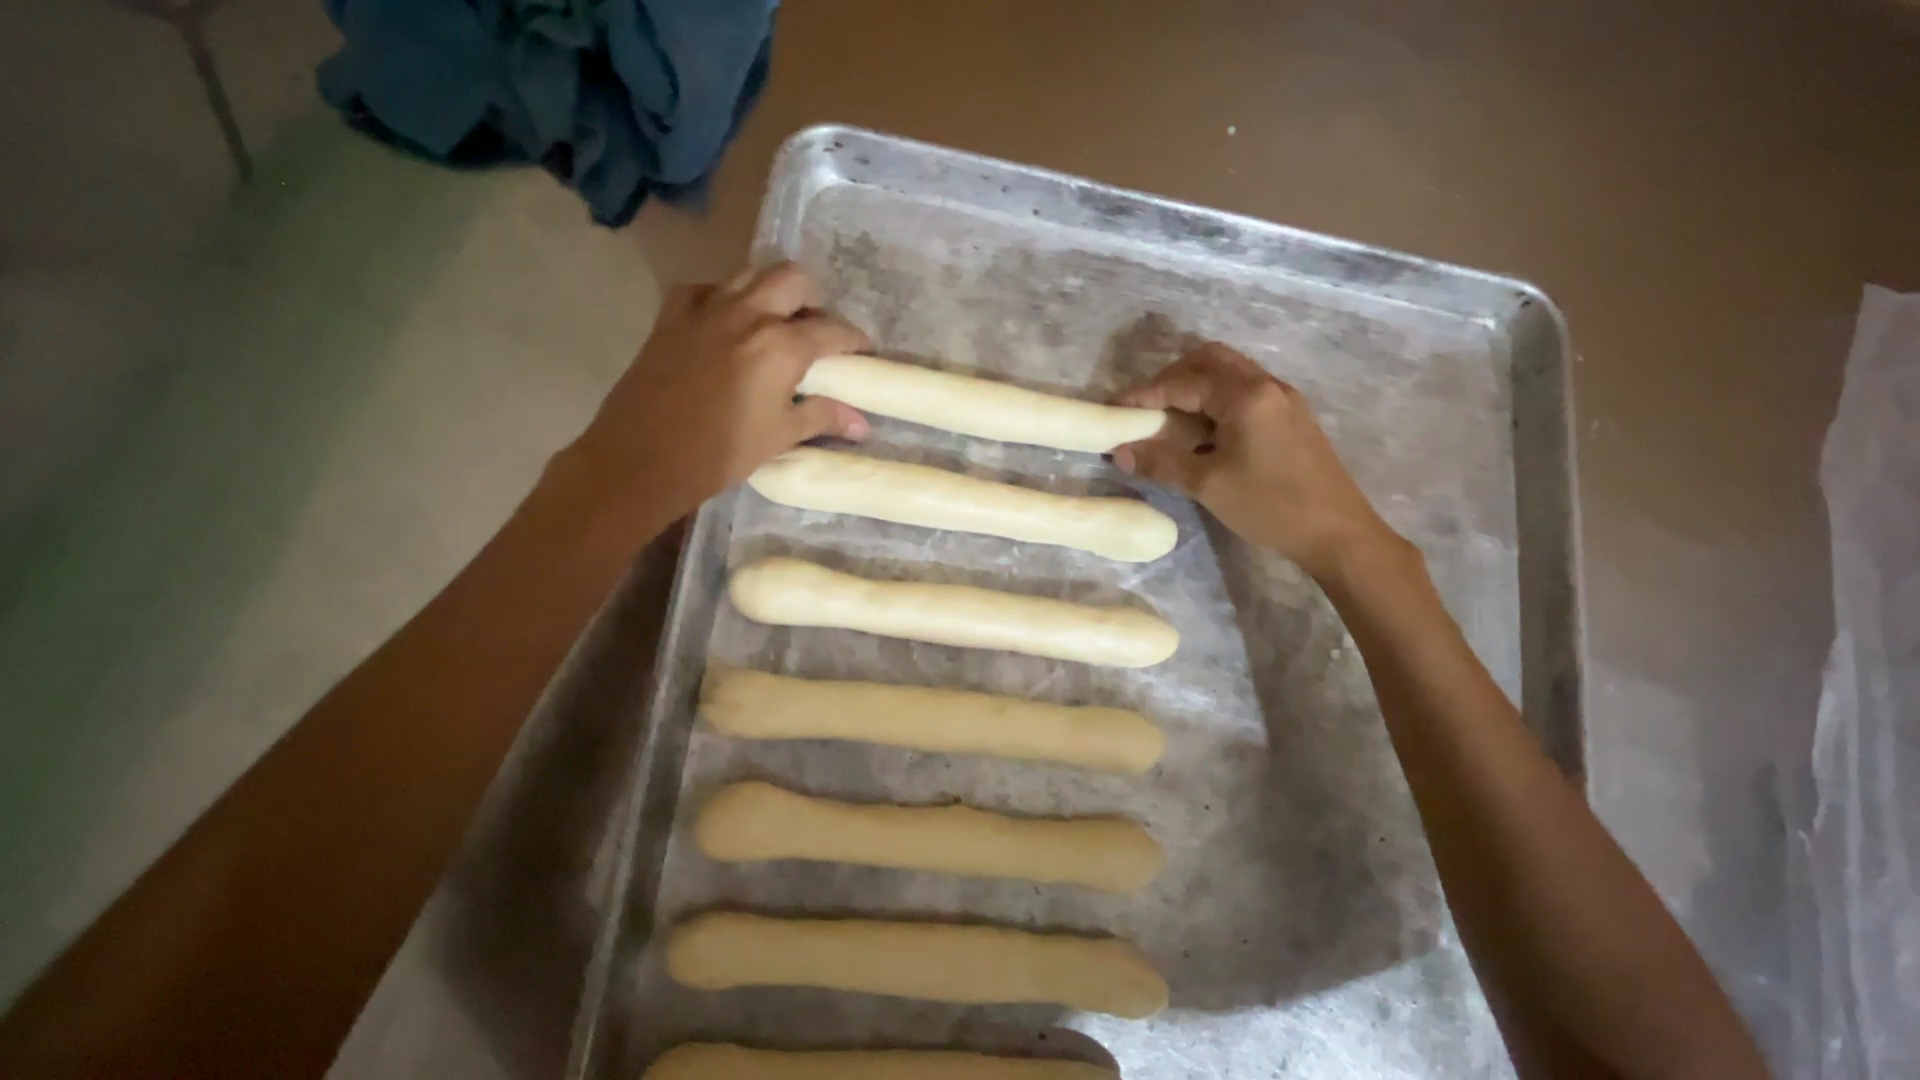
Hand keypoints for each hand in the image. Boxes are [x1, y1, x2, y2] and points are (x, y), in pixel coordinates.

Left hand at [558, 263, 870, 533]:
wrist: (641, 458)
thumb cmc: (719, 454)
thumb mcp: (779, 437)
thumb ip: (822, 418)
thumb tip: (862, 423)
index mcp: (781, 345)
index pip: (831, 330)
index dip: (854, 340)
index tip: (863, 352)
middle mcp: (748, 314)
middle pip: (792, 279)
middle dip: (812, 299)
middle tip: (815, 329)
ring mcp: (706, 309)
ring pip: (750, 273)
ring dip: (770, 289)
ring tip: (775, 320)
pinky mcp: (672, 315)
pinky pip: (706, 288)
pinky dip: (724, 296)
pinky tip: (725, 321)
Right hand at [1112, 343, 1403, 580]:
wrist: (1338, 533)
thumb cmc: (1271, 507)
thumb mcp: (1209, 485)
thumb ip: (1162, 462)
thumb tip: (1120, 451)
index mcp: (1247, 396)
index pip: (1185, 382)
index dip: (1146, 394)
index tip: (1115, 409)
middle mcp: (1267, 385)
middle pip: (1210, 361)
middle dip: (1172, 378)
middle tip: (1145, 407)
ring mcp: (1284, 399)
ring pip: (1230, 374)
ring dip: (1196, 388)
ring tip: (1170, 421)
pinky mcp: (1292, 417)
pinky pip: (1246, 392)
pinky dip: (1217, 401)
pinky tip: (1204, 434)